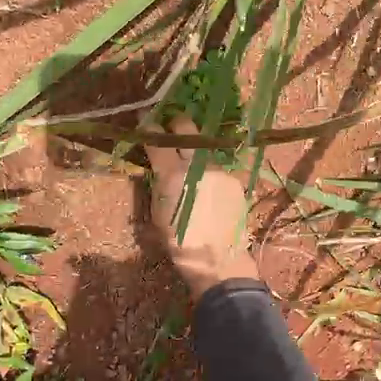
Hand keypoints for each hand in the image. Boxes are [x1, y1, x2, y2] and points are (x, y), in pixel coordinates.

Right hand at [146, 120, 260, 297]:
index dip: (149, 128)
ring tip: (191, 162)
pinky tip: (208, 187)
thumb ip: (158, 185)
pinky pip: (218, 169)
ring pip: (204, 149)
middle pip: (187, 128)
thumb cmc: (179, 242)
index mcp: (172, 173)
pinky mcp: (234, 180)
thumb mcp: (158, 213)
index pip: (157, 140)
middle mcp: (197, 164)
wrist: (217, 258)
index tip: (146, 122)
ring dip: (195, 150)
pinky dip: (210, 172)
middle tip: (171, 125)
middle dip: (176, 123)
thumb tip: (158, 168)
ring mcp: (219, 169)